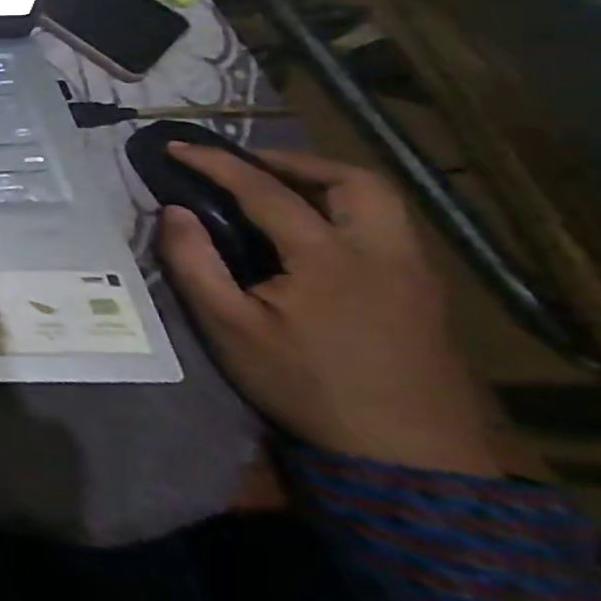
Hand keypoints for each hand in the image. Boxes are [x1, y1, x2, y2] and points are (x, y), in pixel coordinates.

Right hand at [158, 144, 499, 475]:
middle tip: (249, 166)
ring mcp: (415, 271)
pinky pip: (388, 227)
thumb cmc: (306, 385)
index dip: (217, 162)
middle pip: (352, 179)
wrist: (407, 454)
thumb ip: (195, 263)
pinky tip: (317, 233)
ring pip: (381, 200)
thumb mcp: (229, 328)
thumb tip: (174, 211)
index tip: (179, 146)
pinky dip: (347, 209)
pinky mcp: (426, 292)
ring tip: (281, 191)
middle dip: (295, 161)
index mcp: (330, 256)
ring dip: (327, 182)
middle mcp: (383, 250)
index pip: (265, 189)